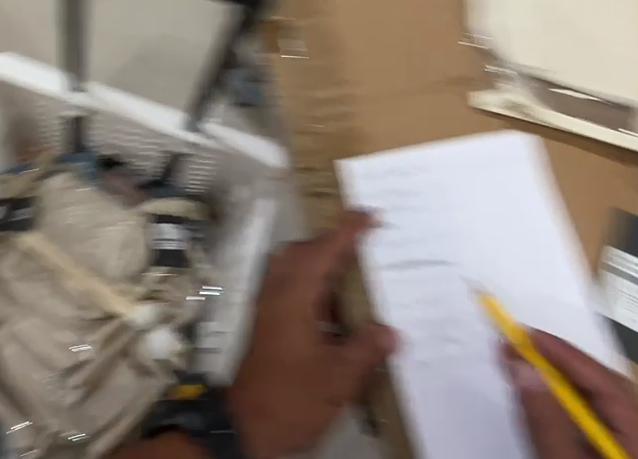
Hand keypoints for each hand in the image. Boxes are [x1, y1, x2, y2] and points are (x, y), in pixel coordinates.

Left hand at [226, 210, 398, 458]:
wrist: (248, 424)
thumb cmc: (292, 396)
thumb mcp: (338, 376)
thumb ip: (365, 348)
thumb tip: (389, 331)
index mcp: (294, 294)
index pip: (323, 250)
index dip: (346, 230)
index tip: (367, 214)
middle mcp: (278, 291)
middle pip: (305, 252)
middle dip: (333, 243)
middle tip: (365, 243)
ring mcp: (270, 305)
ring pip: (296, 269)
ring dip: (323, 265)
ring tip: (358, 276)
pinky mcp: (268, 322)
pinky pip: (293, 289)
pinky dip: (315, 287)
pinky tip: (340, 312)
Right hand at [504, 331, 637, 458]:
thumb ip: (547, 421)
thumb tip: (521, 366)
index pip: (605, 381)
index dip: (561, 353)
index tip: (521, 332)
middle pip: (607, 389)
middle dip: (559, 365)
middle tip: (517, 348)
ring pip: (606, 406)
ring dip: (564, 386)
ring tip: (526, 370)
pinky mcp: (636, 458)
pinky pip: (606, 423)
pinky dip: (574, 408)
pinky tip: (550, 406)